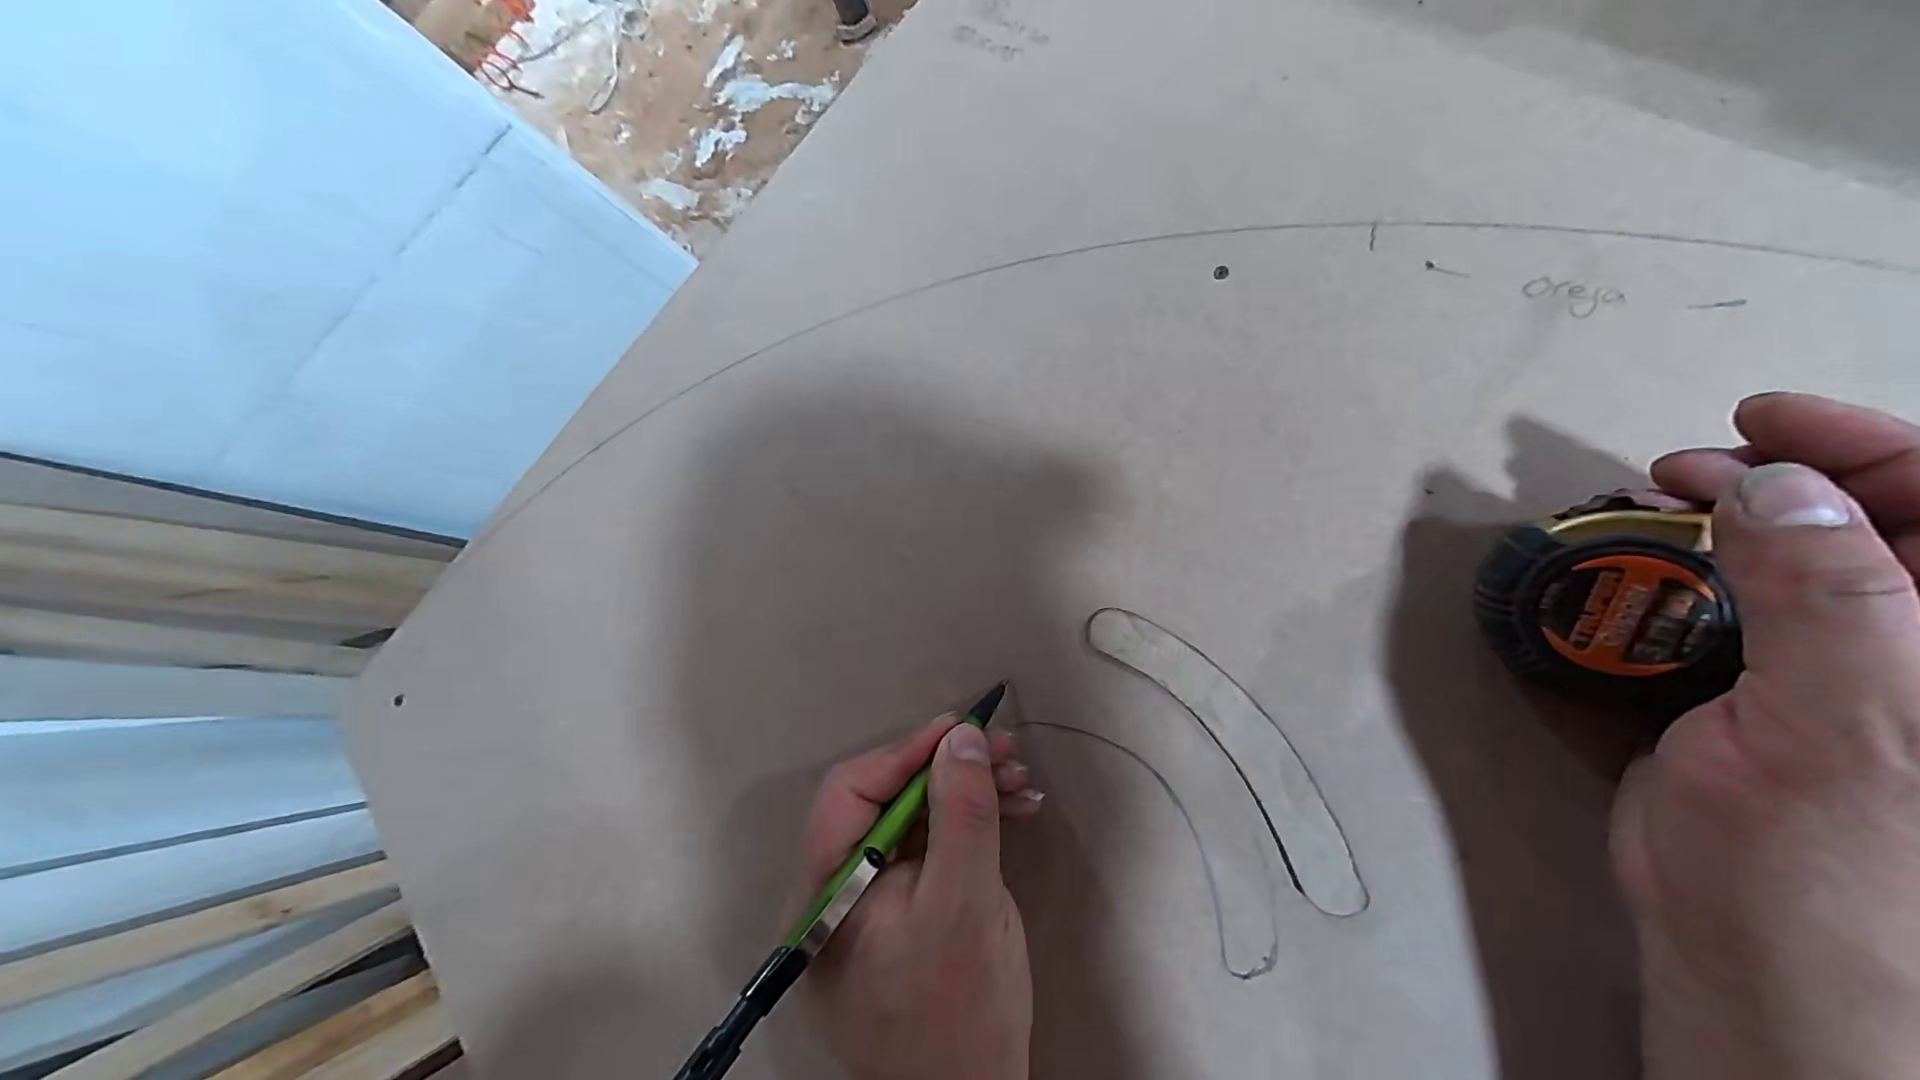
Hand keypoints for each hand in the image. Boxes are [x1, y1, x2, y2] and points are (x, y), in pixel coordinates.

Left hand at [798, 711, 1040, 1079]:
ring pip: (913, 818)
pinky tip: (1014, 807)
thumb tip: (960, 736)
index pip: (851, 792)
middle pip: (886, 800)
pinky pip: (930, 844)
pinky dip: (970, 821)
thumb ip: (962, 814)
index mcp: (827, 888)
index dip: (904, 752)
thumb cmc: (960, 1009)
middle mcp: (838, 886)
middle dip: (946, 768)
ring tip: (1019, 777)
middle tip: (1003, 748)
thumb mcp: (965, 904)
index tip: (959, 730)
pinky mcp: (906, 902)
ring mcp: (872, 896)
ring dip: (966, 790)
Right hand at [1613, 392, 1919, 1079]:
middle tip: (1686, 465)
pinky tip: (1649, 561)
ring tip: (1657, 502)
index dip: (1872, 445)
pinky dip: (1694, 568)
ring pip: (1802, 558)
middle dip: (1789, 476)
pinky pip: (1740, 603)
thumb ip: (1832, 598)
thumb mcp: (1848, 726)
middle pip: (1882, 522)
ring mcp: (1844, 675)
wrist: (1753, 952)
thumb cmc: (1834, 864)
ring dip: (1733, 518)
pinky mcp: (1761, 696)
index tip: (1760, 418)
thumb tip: (1768, 485)